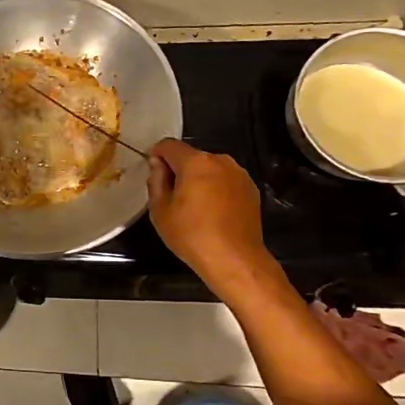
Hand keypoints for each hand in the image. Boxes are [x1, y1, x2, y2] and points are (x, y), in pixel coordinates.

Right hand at [147, 139, 272, 284]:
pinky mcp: (251, 189)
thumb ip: (156, 181)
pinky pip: (226, 181)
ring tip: (195, 207)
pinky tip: (214, 212)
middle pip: (192, 157)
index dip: (157, 154)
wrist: (235, 259)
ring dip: (200, 179)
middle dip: (180, 170)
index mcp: (195, 162)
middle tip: (172, 196)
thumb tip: (158, 165)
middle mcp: (220, 160)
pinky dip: (217, 189)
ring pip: (210, 169)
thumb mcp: (160, 211)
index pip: (169, 145)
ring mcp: (239, 174)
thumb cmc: (192, 235)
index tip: (153, 171)